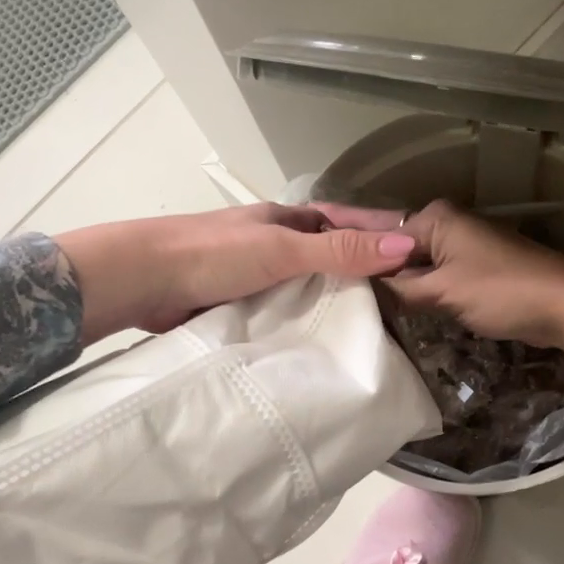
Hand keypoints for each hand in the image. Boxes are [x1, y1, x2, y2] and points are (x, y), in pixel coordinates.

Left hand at [52, 204, 416, 342]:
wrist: (140, 281)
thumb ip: (340, 250)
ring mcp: (256, 276)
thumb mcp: (284, 249)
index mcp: (287, 219)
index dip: (383, 234)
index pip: (348, 222)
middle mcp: (275, 243)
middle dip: (364, 274)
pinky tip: (324, 344)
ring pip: (308, 288)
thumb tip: (406, 245)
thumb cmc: (212, 254)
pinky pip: (285, 313)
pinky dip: (305, 324)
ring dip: (335, 303)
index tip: (422, 253)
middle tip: (409, 303)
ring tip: (377, 331)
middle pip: (331, 257)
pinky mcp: (240, 306)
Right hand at [320, 199, 563, 348]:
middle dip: (366, 261)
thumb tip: (365, 281)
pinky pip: (432, 276)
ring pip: (413, 262)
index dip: (346, 239)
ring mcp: (462, 246)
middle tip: (324, 278)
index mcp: (434, 219)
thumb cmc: (502, 292)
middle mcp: (446, 224)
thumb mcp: (442, 292)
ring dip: (391, 279)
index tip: (312, 243)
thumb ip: (400, 287)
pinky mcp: (474, 270)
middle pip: (393, 244)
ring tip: (347, 292)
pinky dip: (415, 289)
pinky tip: (393, 304)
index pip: (376, 229)